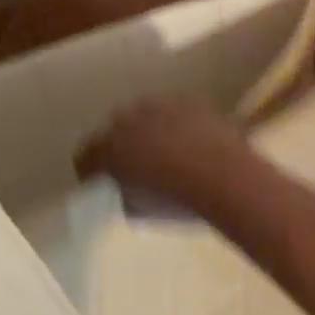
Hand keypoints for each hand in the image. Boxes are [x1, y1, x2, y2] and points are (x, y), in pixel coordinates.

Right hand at [76, 97, 258, 218]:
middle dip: (122, 144)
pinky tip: (194, 141)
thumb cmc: (179, 202)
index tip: (96, 179)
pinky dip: (180, 124)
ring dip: (150, 129)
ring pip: (145, 116)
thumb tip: (128, 192)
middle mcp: (124, 121)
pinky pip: (177, 112)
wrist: (228, 180)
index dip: (90, 169)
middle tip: (138, 164)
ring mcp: (157, 108)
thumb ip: (126, 197)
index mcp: (106, 149)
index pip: (85, 156)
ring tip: (169, 150)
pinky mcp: (188, 102)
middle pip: (115, 130)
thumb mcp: (142, 211)